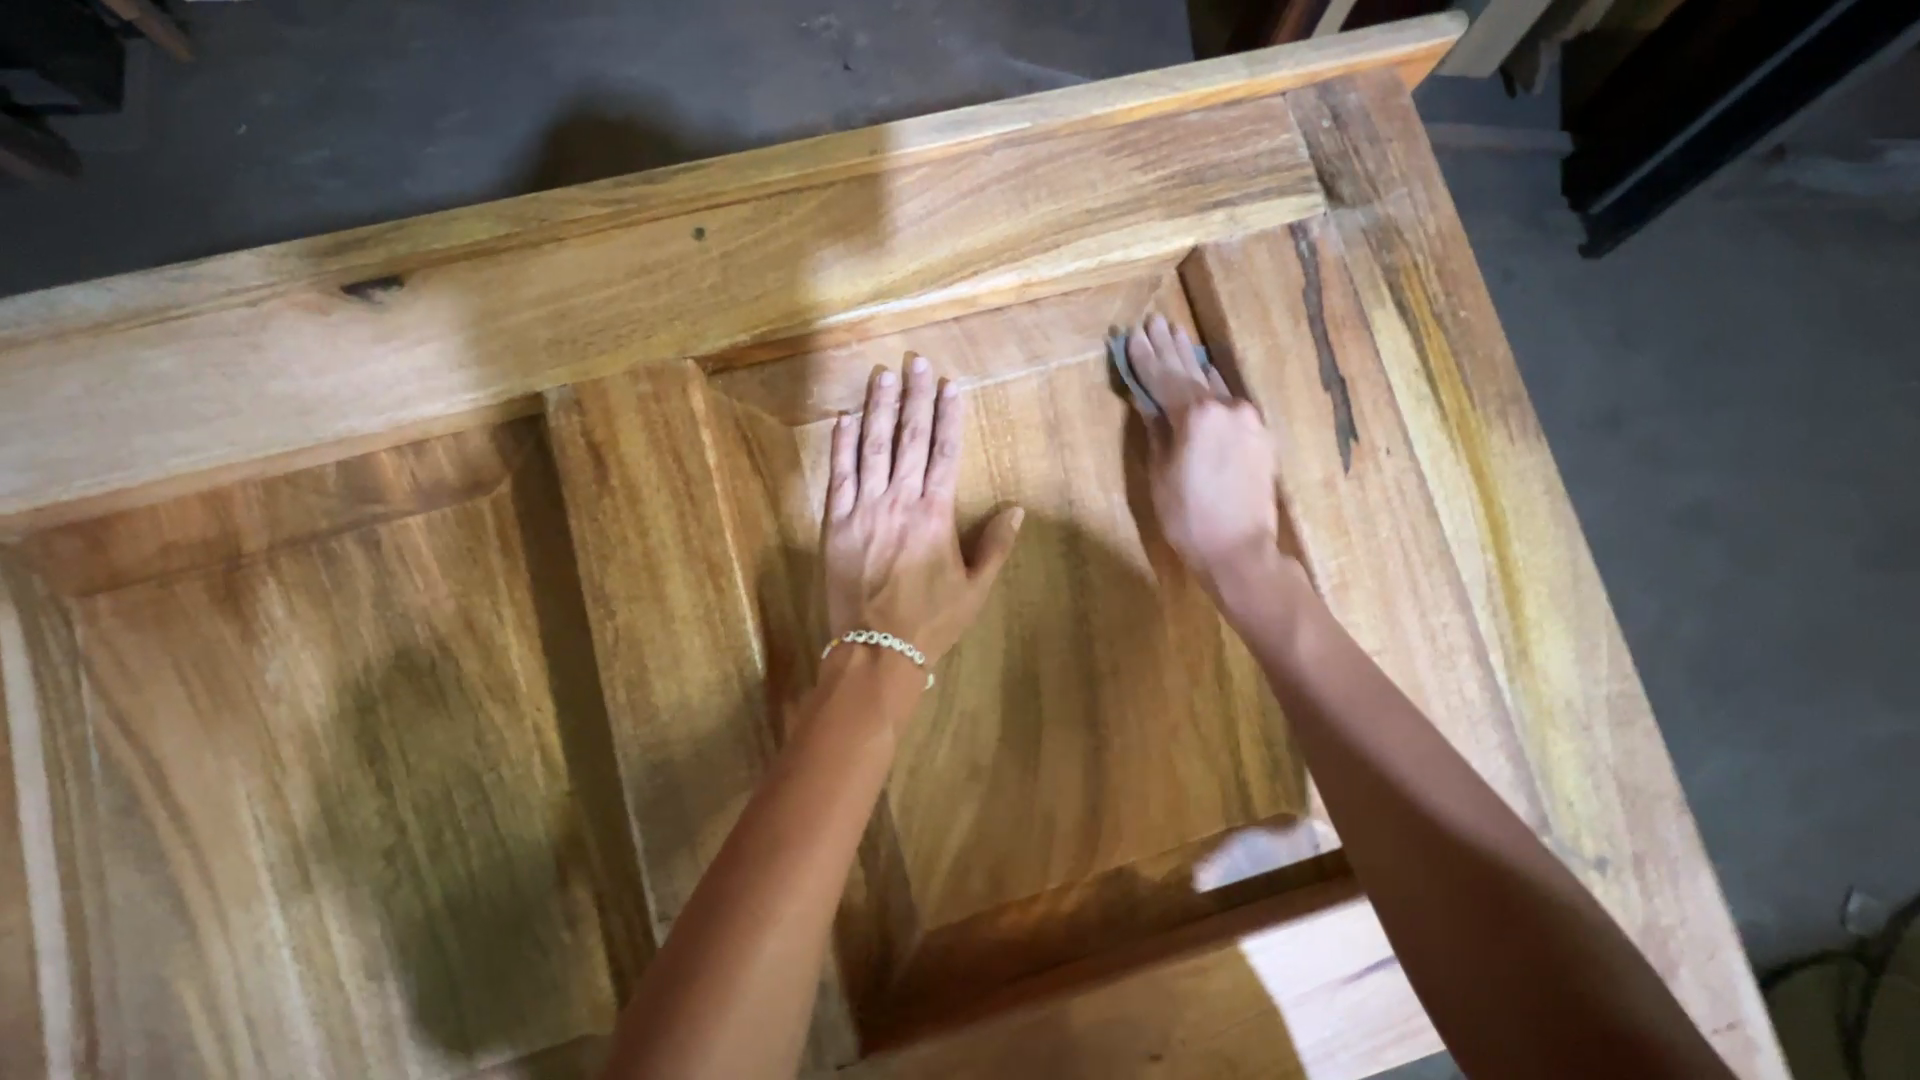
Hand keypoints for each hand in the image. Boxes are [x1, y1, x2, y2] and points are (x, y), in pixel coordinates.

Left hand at [823, 355, 1022, 666]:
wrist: (877, 649)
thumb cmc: (932, 622)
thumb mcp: (975, 589)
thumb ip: (995, 546)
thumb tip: (1016, 509)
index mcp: (935, 515)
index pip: (945, 453)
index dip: (948, 416)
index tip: (950, 385)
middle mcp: (900, 502)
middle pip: (909, 439)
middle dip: (914, 396)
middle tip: (915, 360)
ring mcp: (864, 509)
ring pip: (872, 448)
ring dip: (877, 408)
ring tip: (882, 374)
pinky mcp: (835, 523)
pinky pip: (838, 476)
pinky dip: (840, 446)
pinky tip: (843, 418)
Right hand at [1127, 314, 1283, 589]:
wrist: (1240, 550)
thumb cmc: (1188, 517)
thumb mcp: (1160, 473)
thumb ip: (1157, 430)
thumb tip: (1148, 401)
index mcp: (1196, 415)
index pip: (1162, 378)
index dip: (1143, 357)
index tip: (1131, 334)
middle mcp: (1226, 407)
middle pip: (1190, 372)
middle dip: (1169, 348)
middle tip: (1155, 322)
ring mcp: (1248, 419)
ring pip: (1214, 384)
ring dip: (1193, 362)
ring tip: (1177, 336)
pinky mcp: (1260, 435)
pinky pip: (1231, 401)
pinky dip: (1214, 386)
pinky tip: (1207, 372)